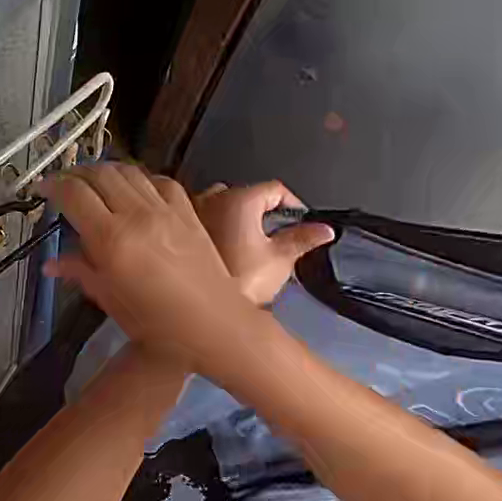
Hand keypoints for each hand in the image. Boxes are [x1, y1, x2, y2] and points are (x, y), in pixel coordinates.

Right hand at [39, 163, 259, 368]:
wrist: (213, 325)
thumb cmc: (156, 323)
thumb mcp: (109, 299)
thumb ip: (79, 272)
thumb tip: (52, 264)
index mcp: (111, 238)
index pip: (74, 194)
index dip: (53, 186)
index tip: (43, 190)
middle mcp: (137, 214)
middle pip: (99, 174)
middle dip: (75, 174)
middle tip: (64, 184)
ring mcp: (165, 209)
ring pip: (128, 171)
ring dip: (105, 171)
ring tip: (93, 181)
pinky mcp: (187, 210)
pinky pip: (158, 181)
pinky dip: (139, 179)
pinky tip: (133, 189)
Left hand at [191, 181, 334, 305]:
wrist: (203, 311)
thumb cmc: (239, 283)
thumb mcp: (279, 259)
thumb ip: (302, 239)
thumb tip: (323, 230)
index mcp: (238, 201)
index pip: (274, 188)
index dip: (293, 203)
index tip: (300, 218)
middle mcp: (209, 200)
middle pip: (245, 194)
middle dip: (262, 210)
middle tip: (276, 232)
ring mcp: (190, 215)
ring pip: (219, 205)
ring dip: (235, 217)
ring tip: (249, 241)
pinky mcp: (178, 233)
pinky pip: (200, 220)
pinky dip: (214, 227)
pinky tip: (223, 249)